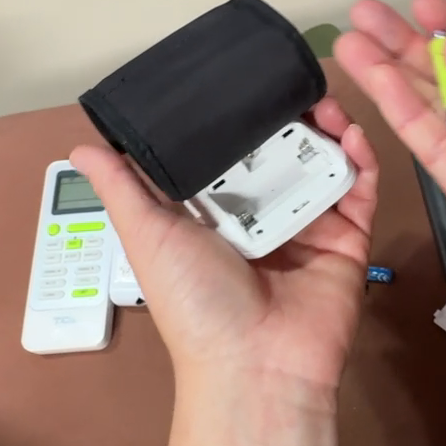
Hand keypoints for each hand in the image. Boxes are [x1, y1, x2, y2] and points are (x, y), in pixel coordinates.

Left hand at [70, 99, 380, 393]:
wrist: (254, 365)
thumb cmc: (195, 301)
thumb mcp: (149, 237)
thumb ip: (123, 189)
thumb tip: (83, 145)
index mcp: (221, 213)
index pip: (235, 152)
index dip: (244, 118)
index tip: (249, 79)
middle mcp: (267, 213)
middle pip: (285, 152)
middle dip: (293, 116)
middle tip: (296, 84)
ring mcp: (311, 224)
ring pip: (325, 163)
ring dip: (329, 128)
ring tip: (326, 100)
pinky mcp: (349, 239)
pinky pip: (360, 192)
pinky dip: (362, 160)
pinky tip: (353, 133)